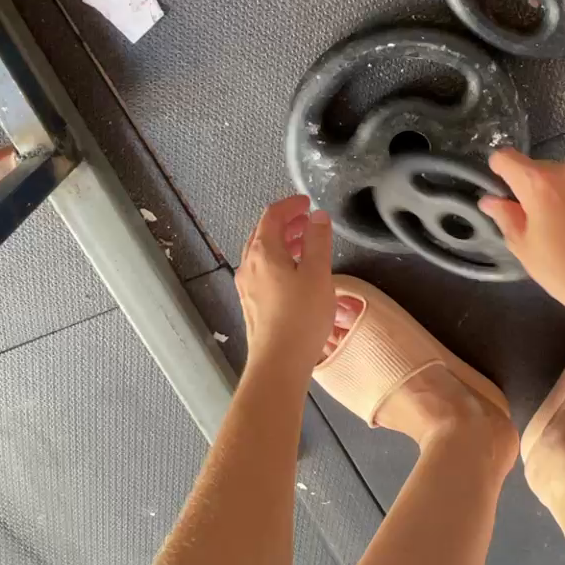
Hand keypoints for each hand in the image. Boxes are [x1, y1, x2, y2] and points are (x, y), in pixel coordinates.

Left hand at [235, 195, 334, 373]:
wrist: (278, 362)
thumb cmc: (301, 316)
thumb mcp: (318, 273)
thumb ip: (318, 241)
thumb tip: (318, 216)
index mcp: (263, 252)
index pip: (272, 215)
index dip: (290, 205)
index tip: (308, 202)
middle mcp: (248, 265)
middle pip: (263, 233)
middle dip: (286, 222)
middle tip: (308, 220)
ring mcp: (246, 285)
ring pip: (261, 253)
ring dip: (282, 242)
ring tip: (305, 244)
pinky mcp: (251, 303)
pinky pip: (262, 270)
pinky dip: (278, 260)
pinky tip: (294, 273)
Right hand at [480, 149, 564, 313]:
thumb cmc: (561, 268)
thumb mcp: (522, 245)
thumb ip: (504, 215)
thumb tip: (490, 200)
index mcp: (538, 183)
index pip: (505, 157)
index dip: (497, 171)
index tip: (500, 193)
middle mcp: (564, 171)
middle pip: (531, 167)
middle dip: (524, 187)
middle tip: (527, 220)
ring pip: (554, 175)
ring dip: (546, 191)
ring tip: (553, 225)